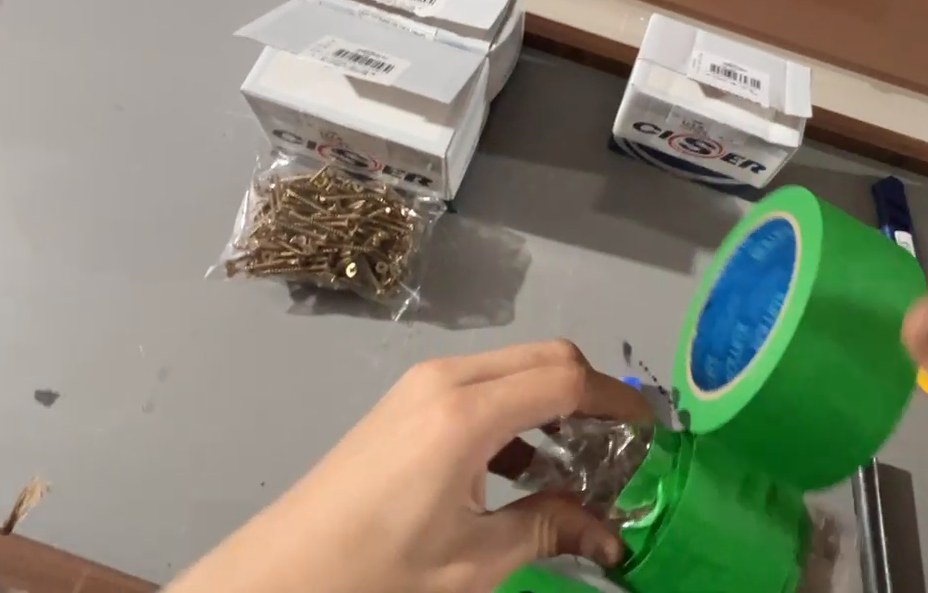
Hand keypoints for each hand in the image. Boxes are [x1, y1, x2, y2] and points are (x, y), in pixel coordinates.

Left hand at [165, 340, 650, 592]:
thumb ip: (549, 532)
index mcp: (468, 413)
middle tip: (617, 448)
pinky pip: (486, 383)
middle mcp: (450, 377)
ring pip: (517, 365)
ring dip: (554, 399)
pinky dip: (519, 409)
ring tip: (575, 461)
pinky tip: (522, 465)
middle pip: (547, 356)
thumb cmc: (378, 574)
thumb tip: (613, 535)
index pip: (565, 379)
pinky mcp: (411, 397)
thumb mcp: (472, 564)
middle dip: (592, 393)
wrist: (275, 578)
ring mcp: (426, 382)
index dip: (617, 400)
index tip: (651, 430)